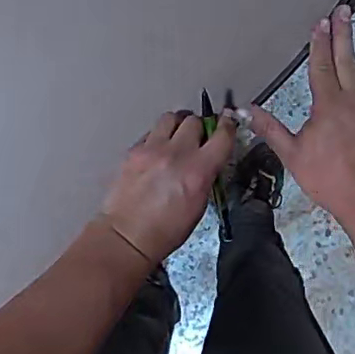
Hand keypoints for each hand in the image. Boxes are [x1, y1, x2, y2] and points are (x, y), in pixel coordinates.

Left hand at [97, 108, 236, 262]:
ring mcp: (152, 149)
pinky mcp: (133, 150)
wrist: (126, 236)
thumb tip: (208, 159)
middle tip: (197, 137)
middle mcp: (177, 153)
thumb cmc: (167, 230)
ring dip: (177, 125)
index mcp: (198, 171)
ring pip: (170, 117)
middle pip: (194, 120)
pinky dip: (158, 137)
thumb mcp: (199, 205)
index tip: (228, 123)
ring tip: (176, 136)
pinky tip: (156, 152)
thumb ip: (205, 175)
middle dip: (199, 127)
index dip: (228, 126)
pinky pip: (150, 132)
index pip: (222, 135)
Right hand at [243, 5, 354, 226]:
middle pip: (347, 61)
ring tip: (336, 85)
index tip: (321, 22)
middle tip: (344, 11)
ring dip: (347, 76)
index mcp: (330, 107)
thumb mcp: (293, 156)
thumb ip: (270, 129)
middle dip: (343, 34)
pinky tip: (349, 131)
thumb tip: (248, 110)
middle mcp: (354, 104)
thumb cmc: (331, 180)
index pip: (322, 66)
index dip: (320, 42)